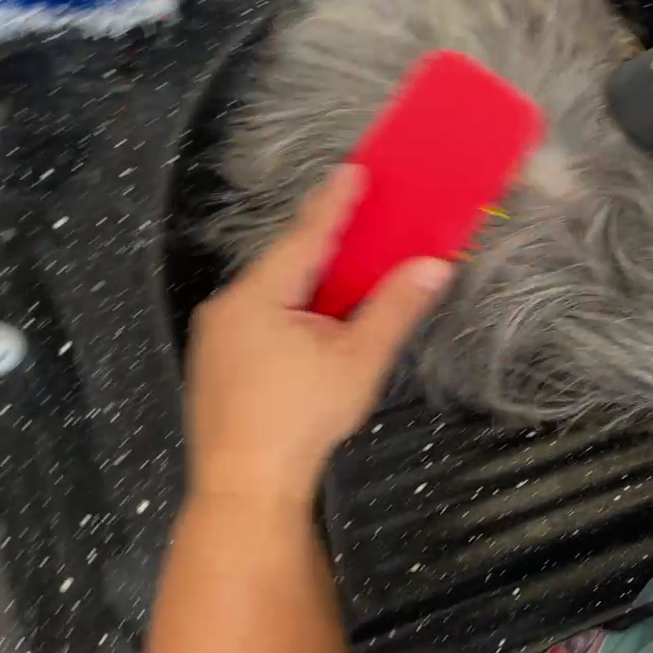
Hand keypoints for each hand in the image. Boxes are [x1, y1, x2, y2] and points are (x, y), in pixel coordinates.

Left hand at [184, 166, 450, 504]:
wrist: (246, 484)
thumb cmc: (303, 416)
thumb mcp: (360, 359)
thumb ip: (395, 308)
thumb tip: (433, 266)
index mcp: (259, 297)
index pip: (306, 236)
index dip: (335, 202)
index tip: (353, 169)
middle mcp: (230, 307)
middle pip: (289, 263)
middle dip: (328, 242)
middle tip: (365, 221)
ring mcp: (219, 336)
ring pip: (277, 293)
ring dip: (316, 279)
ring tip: (353, 272)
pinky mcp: (221, 362)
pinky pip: (265, 316)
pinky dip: (299, 306)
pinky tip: (321, 322)